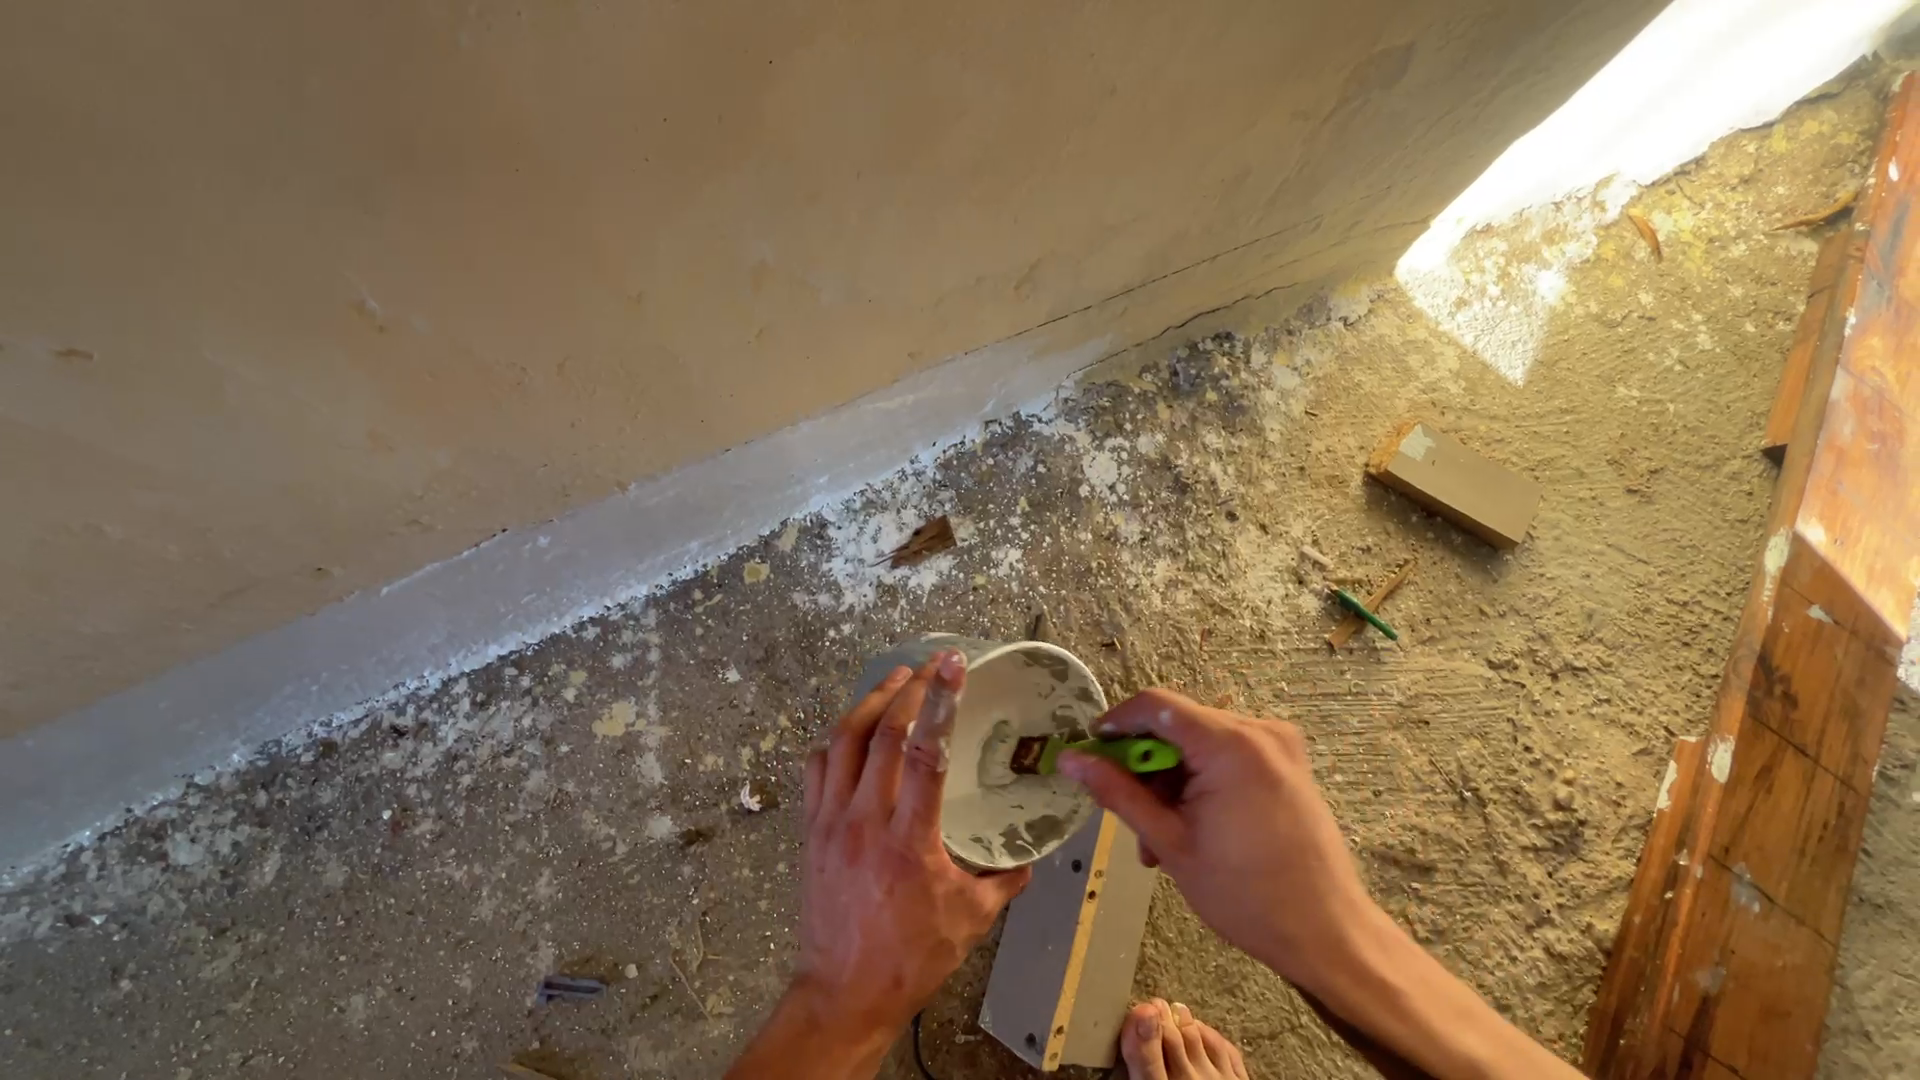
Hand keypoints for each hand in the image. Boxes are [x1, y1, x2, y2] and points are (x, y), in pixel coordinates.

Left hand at [793, 650, 1030, 1032]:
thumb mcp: (969, 919)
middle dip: (907, 689)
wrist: (842, 992)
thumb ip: (1001, 880)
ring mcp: (830, 821)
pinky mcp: (810, 830)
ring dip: (869, 703)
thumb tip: (1027, 857)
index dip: (940, 702)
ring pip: (842, 741)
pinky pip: (816, 767)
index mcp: (909, 838)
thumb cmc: (909, 957)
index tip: (951, 666)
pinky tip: (852, 729)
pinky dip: (834, 738)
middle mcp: (864, 819)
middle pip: (881, 734)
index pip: (925, 753)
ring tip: (894, 680)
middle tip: (929, 665)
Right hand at [1057, 689, 1372, 1000]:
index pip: (1155, 705)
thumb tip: (1070, 759)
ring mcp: (1278, 746)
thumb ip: (1117, 792)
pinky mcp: (1287, 764)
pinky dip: (1200, 783)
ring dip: (1171, 782)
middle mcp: (1258, 730)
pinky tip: (1191, 827)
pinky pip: (1226, 756)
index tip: (1091, 752)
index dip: (1116, 723)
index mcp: (1230, 744)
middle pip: (1178, 726)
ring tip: (1159, 840)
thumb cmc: (1245, 893)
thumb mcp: (1169, 841)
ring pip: (1200, 744)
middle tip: (1129, 817)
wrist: (1328, 935)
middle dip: (1146, 767)